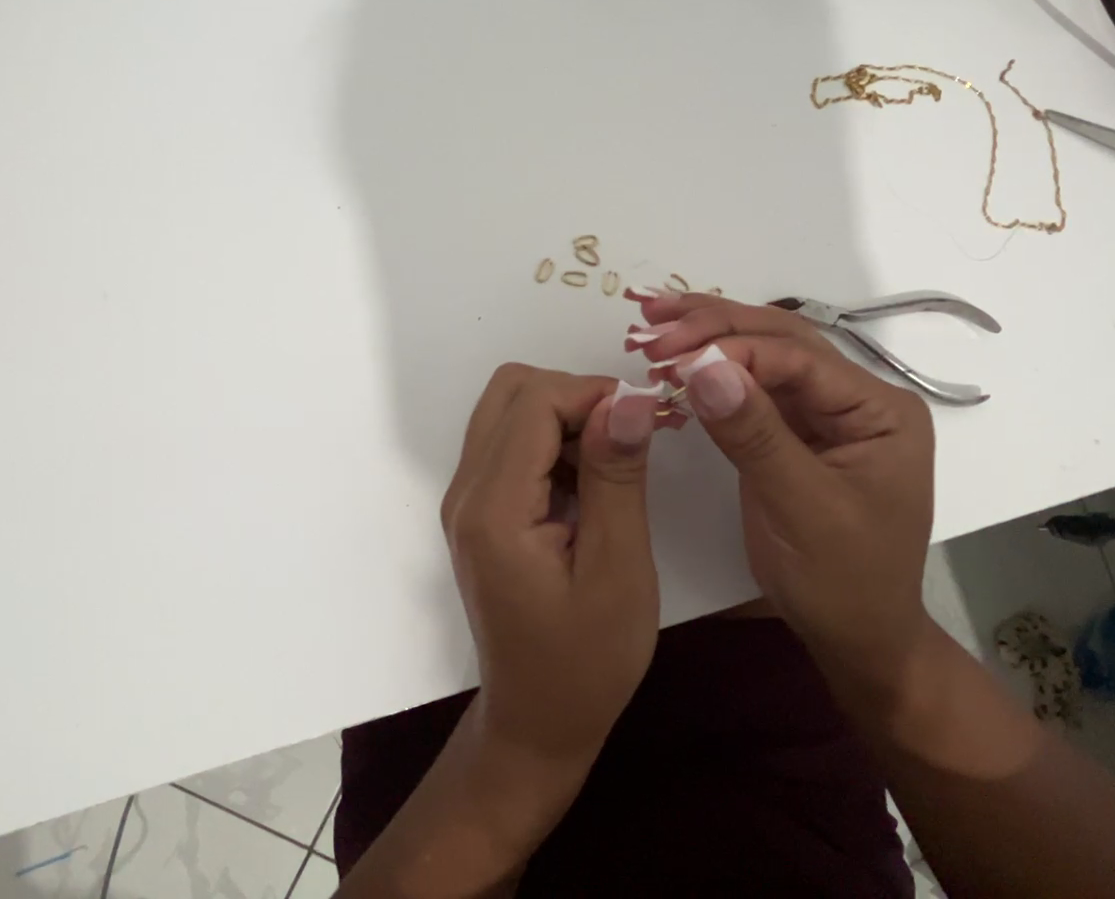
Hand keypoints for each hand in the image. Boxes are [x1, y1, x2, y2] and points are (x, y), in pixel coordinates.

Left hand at [441, 364, 661, 763]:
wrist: (537, 722)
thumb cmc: (587, 661)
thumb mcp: (618, 570)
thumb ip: (617, 477)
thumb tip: (628, 398)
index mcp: (494, 509)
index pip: (535, 402)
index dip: (595, 393)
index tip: (649, 419)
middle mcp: (466, 493)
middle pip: (511, 391)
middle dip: (577, 396)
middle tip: (630, 435)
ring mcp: (466, 502)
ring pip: (509, 411)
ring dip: (566, 417)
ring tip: (618, 462)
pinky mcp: (479, 512)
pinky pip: (511, 444)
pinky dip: (554, 442)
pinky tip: (592, 485)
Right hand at [628, 292, 935, 709]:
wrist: (856, 637)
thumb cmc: (843, 580)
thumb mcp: (802, 508)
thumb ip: (755, 435)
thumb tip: (703, 367)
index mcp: (879, 410)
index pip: (799, 358)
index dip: (734, 350)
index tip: (671, 357)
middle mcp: (854, 400)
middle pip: (781, 343)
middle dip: (715, 326)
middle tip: (651, 319)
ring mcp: (823, 414)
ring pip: (763, 358)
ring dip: (709, 337)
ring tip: (653, 317)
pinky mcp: (793, 432)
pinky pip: (751, 390)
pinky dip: (712, 372)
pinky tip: (676, 357)